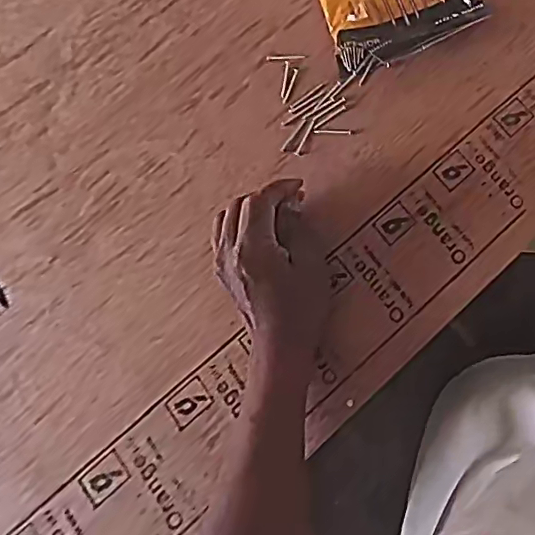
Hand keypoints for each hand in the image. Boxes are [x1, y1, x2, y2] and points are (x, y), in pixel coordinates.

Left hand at [213, 178, 330, 362]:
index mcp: (253, 248)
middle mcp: (231, 252)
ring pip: (226, 217)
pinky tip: (262, 233)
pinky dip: (240, 224)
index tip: (298, 188)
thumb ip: (297, 230)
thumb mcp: (311, 264)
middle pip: (239, 205)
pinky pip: (223, 235)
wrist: (280, 346)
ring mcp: (223, 264)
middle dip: (266, 196)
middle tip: (292, 200)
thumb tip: (288, 209)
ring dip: (250, 208)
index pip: (259, 201)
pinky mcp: (223, 274)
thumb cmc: (301, 310)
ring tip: (276, 214)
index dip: (280, 188)